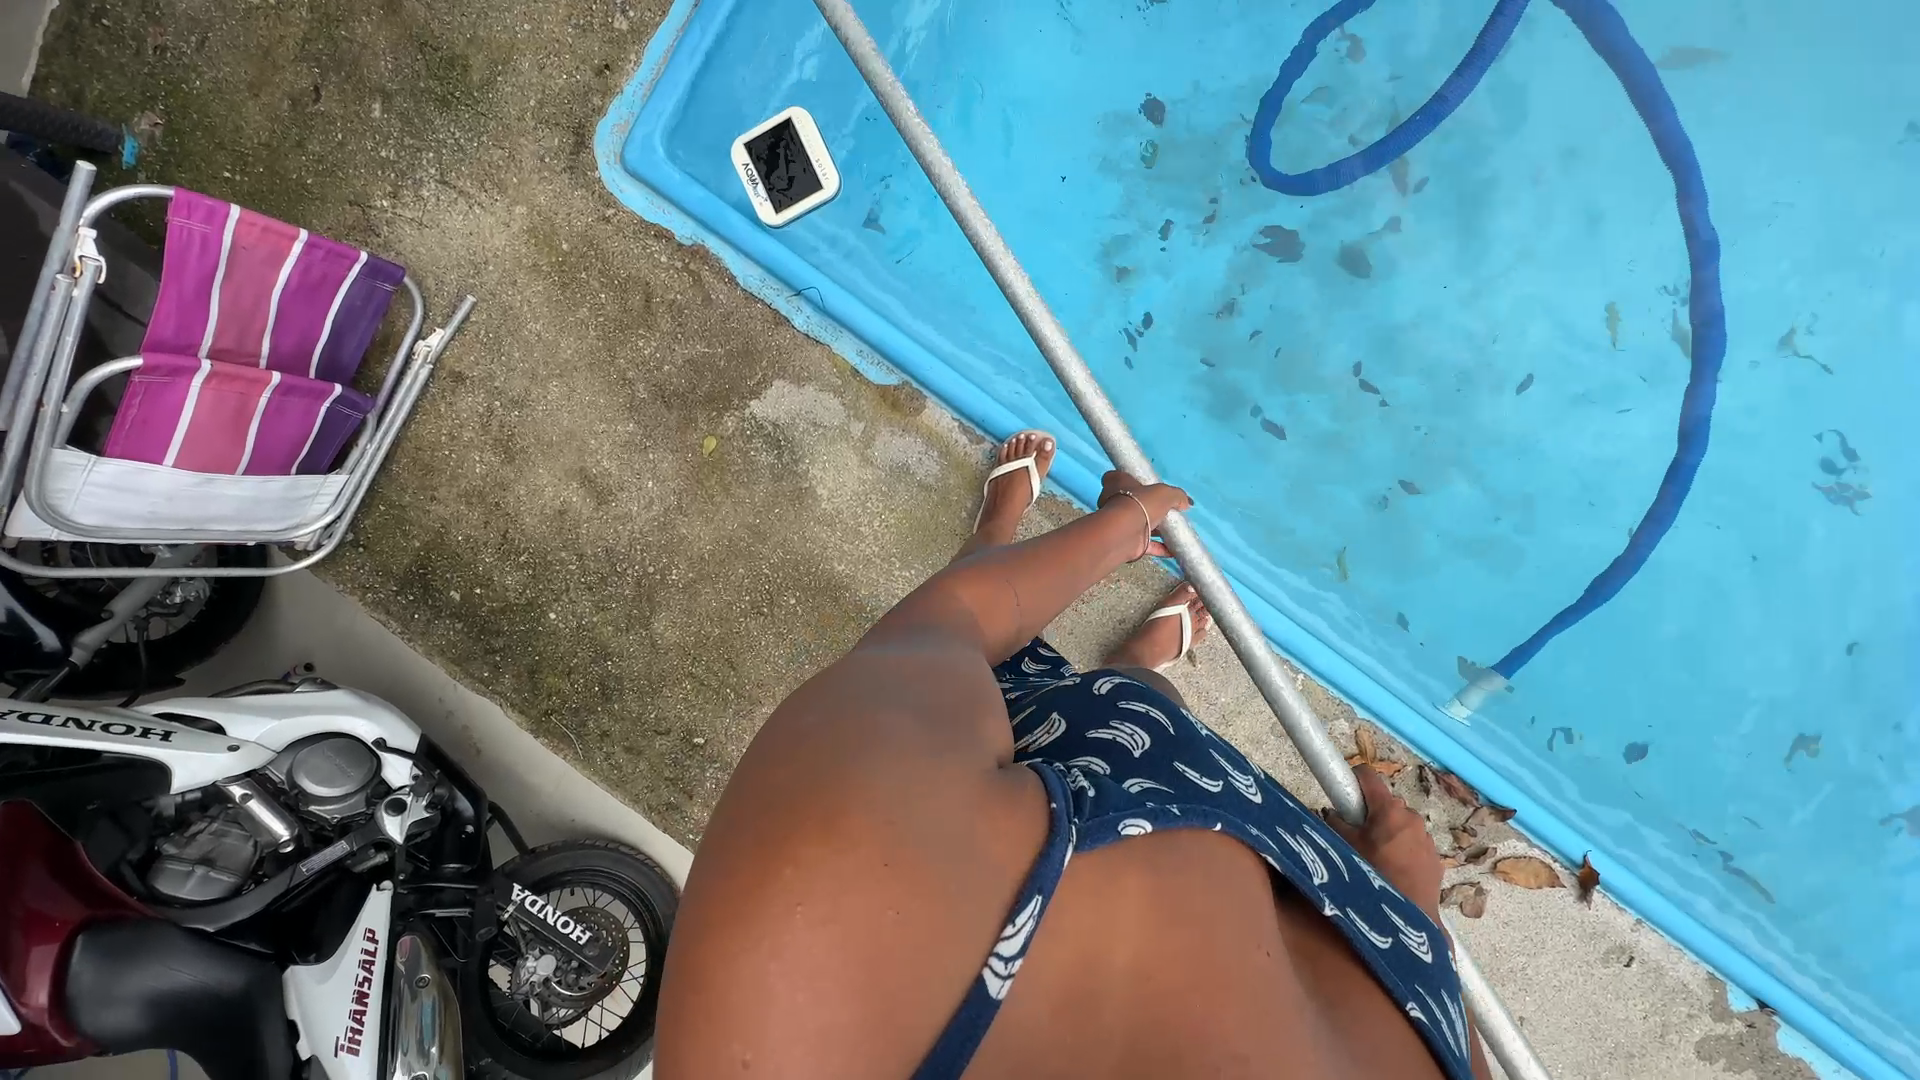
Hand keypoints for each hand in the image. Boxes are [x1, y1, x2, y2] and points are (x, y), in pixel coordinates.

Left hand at [1096, 470, 1191, 558]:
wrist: (1125, 532)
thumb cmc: (1140, 503)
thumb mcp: (1165, 493)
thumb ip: (1177, 496)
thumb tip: (1186, 502)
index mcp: (1116, 483)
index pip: (1117, 477)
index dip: (1130, 480)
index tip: (1144, 485)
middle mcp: (1113, 502)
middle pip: (1131, 502)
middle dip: (1148, 508)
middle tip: (1166, 511)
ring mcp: (1119, 523)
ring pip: (1140, 525)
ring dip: (1156, 530)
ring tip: (1174, 531)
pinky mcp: (1127, 542)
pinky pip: (1146, 545)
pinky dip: (1160, 548)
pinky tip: (1174, 550)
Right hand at [1324, 765, 1442, 916]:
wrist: (1409, 916)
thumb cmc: (1373, 874)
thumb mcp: (1344, 845)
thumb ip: (1336, 823)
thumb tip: (1333, 814)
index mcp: (1388, 809)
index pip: (1368, 775)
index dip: (1352, 778)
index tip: (1343, 791)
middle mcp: (1412, 817)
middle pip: (1386, 803)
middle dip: (1371, 812)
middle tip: (1358, 833)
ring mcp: (1427, 837)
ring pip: (1402, 824)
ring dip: (1389, 831)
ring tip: (1377, 855)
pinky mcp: (1436, 857)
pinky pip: (1414, 843)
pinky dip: (1403, 848)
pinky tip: (1393, 869)